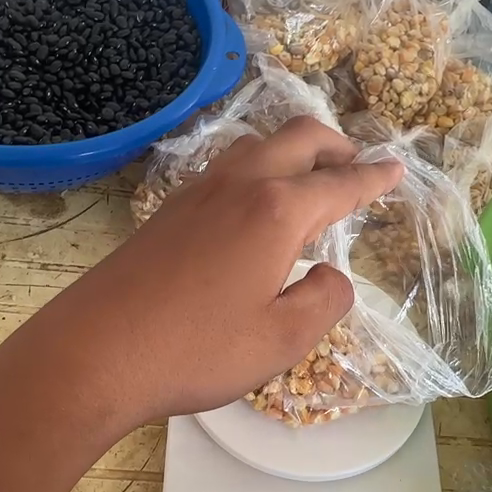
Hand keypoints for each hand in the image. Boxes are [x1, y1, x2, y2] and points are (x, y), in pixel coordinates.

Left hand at [0, 117, 404, 436]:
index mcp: (277, 212)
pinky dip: (255, 172)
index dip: (375, 178)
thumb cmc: (196, 350)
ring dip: (290, 152)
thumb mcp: (282, 340)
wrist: (93, 353)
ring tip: (306, 181)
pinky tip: (250, 207)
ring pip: (255, 146)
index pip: (341, 184)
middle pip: (297, 138)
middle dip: (335, 145)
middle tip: (355, 164)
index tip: (397, 169)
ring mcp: (195, 193)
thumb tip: (331, 274)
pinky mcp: (166, 212)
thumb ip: (325, 300)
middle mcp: (238, 185)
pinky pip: (224, 171)